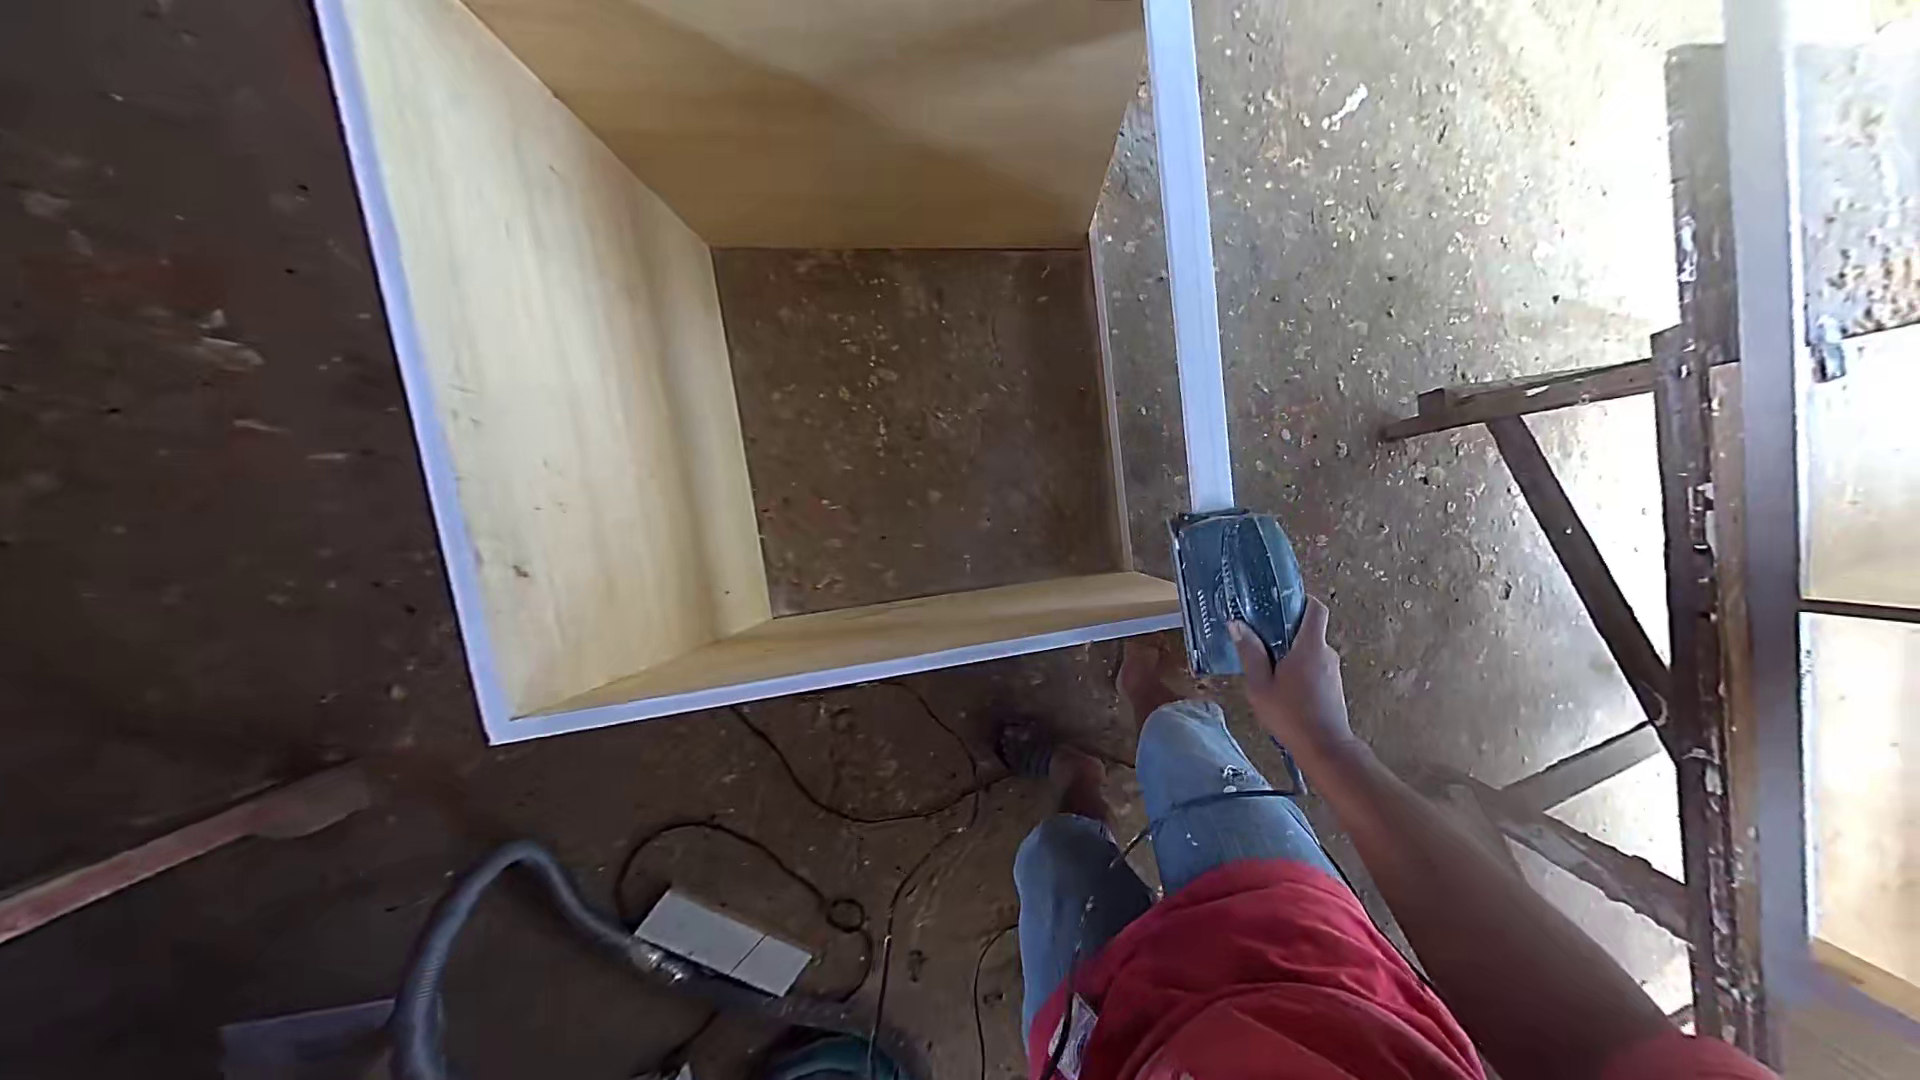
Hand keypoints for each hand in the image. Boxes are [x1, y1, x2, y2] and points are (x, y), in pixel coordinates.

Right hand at [1229, 597, 1357, 759]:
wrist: (1325, 749)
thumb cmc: (1290, 715)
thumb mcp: (1260, 684)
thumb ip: (1250, 653)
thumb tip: (1237, 624)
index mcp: (1309, 647)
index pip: (1316, 609)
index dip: (1301, 599)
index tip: (1279, 600)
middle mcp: (1326, 653)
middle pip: (1308, 628)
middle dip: (1285, 628)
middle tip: (1257, 632)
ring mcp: (1332, 669)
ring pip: (1309, 648)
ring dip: (1289, 649)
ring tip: (1263, 659)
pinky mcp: (1332, 684)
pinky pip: (1313, 663)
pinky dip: (1297, 664)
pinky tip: (1278, 678)